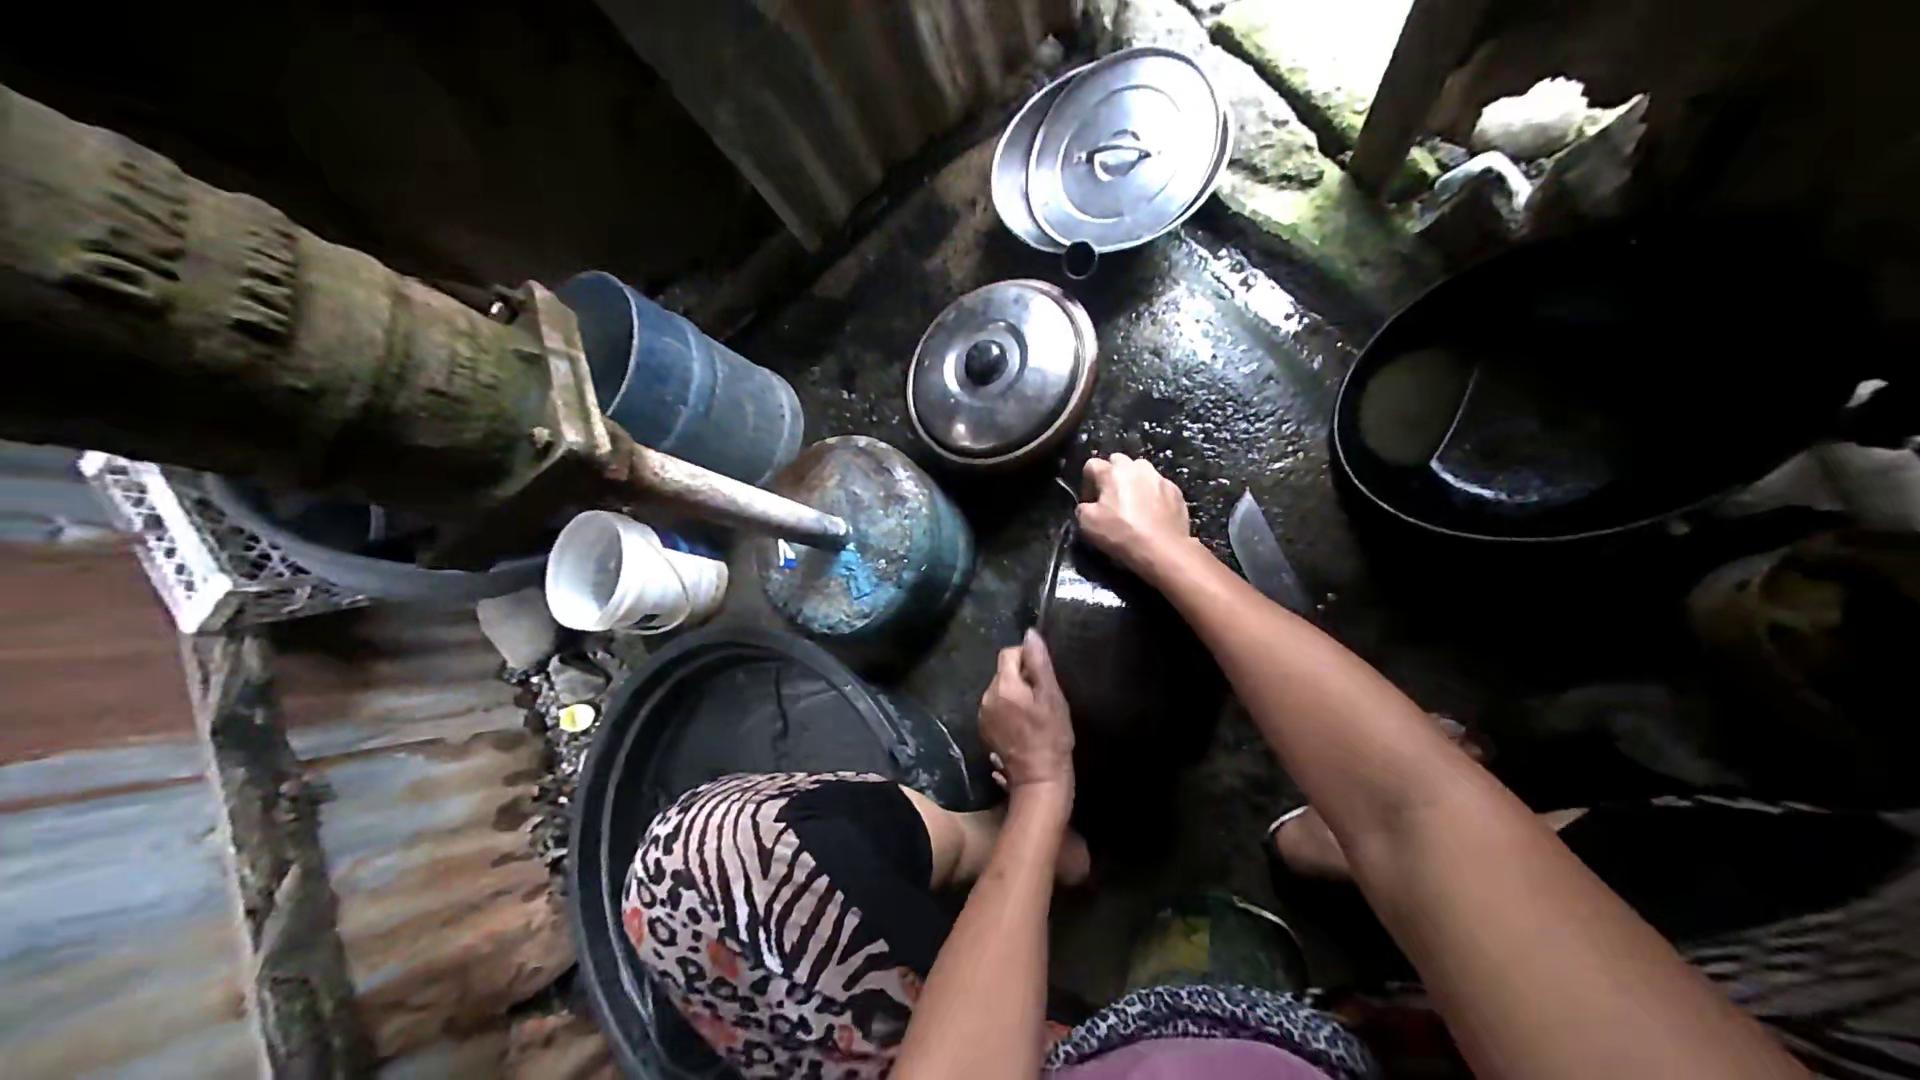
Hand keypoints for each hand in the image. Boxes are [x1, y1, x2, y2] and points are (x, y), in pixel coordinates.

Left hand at [979, 630, 1073, 803]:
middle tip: (1042, 697)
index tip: (1042, 677)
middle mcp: (987, 696)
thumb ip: (1039, 662)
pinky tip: (1023, 725)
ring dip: (1015, 694)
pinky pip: (996, 707)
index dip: (1027, 658)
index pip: (1009, 653)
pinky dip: (1008, 709)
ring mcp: (983, 715)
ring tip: (1034, 712)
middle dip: (1022, 677)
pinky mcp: (984, 730)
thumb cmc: (1051, 736)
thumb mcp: (1052, 696)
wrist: (1038, 778)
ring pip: (1000, 690)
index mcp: (1004, 685)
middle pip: (1004, 672)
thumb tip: (1030, 634)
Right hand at [1076, 453, 1195, 576]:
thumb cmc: (1121, 533)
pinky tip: (1153, 515)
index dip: (1087, 483)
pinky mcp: (1176, 491)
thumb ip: (1083, 507)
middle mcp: (1137, 468)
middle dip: (1113, 477)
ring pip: (1142, 472)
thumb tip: (1089, 505)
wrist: (1163, 549)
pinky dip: (1154, 496)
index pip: (1092, 465)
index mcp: (1112, 472)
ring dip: (1135, 483)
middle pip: (1119, 462)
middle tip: (1113, 500)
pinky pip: (1159, 487)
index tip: (1091, 502)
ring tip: (1135, 506)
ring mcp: (1160, 478)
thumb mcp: (1087, 524)